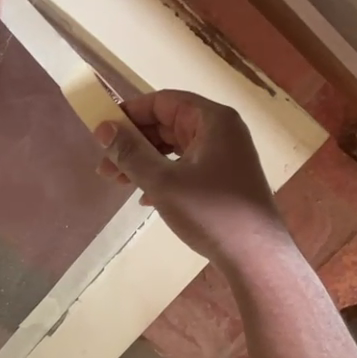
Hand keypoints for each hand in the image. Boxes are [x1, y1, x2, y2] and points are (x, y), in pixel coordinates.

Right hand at [94, 90, 291, 268]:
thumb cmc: (210, 212)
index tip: (103, 132)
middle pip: (168, 124)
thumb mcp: (163, 181)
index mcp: (212, 120)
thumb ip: (131, 153)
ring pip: (175, 149)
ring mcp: (224, 156)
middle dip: (134, 143)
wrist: (254, 256)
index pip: (163, 102)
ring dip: (145, 162)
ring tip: (118, 182)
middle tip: (105, 165)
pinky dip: (163, 177)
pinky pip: (186, 168)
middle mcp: (221, 131)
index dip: (130, 113)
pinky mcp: (223, 180)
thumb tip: (103, 128)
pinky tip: (145, 198)